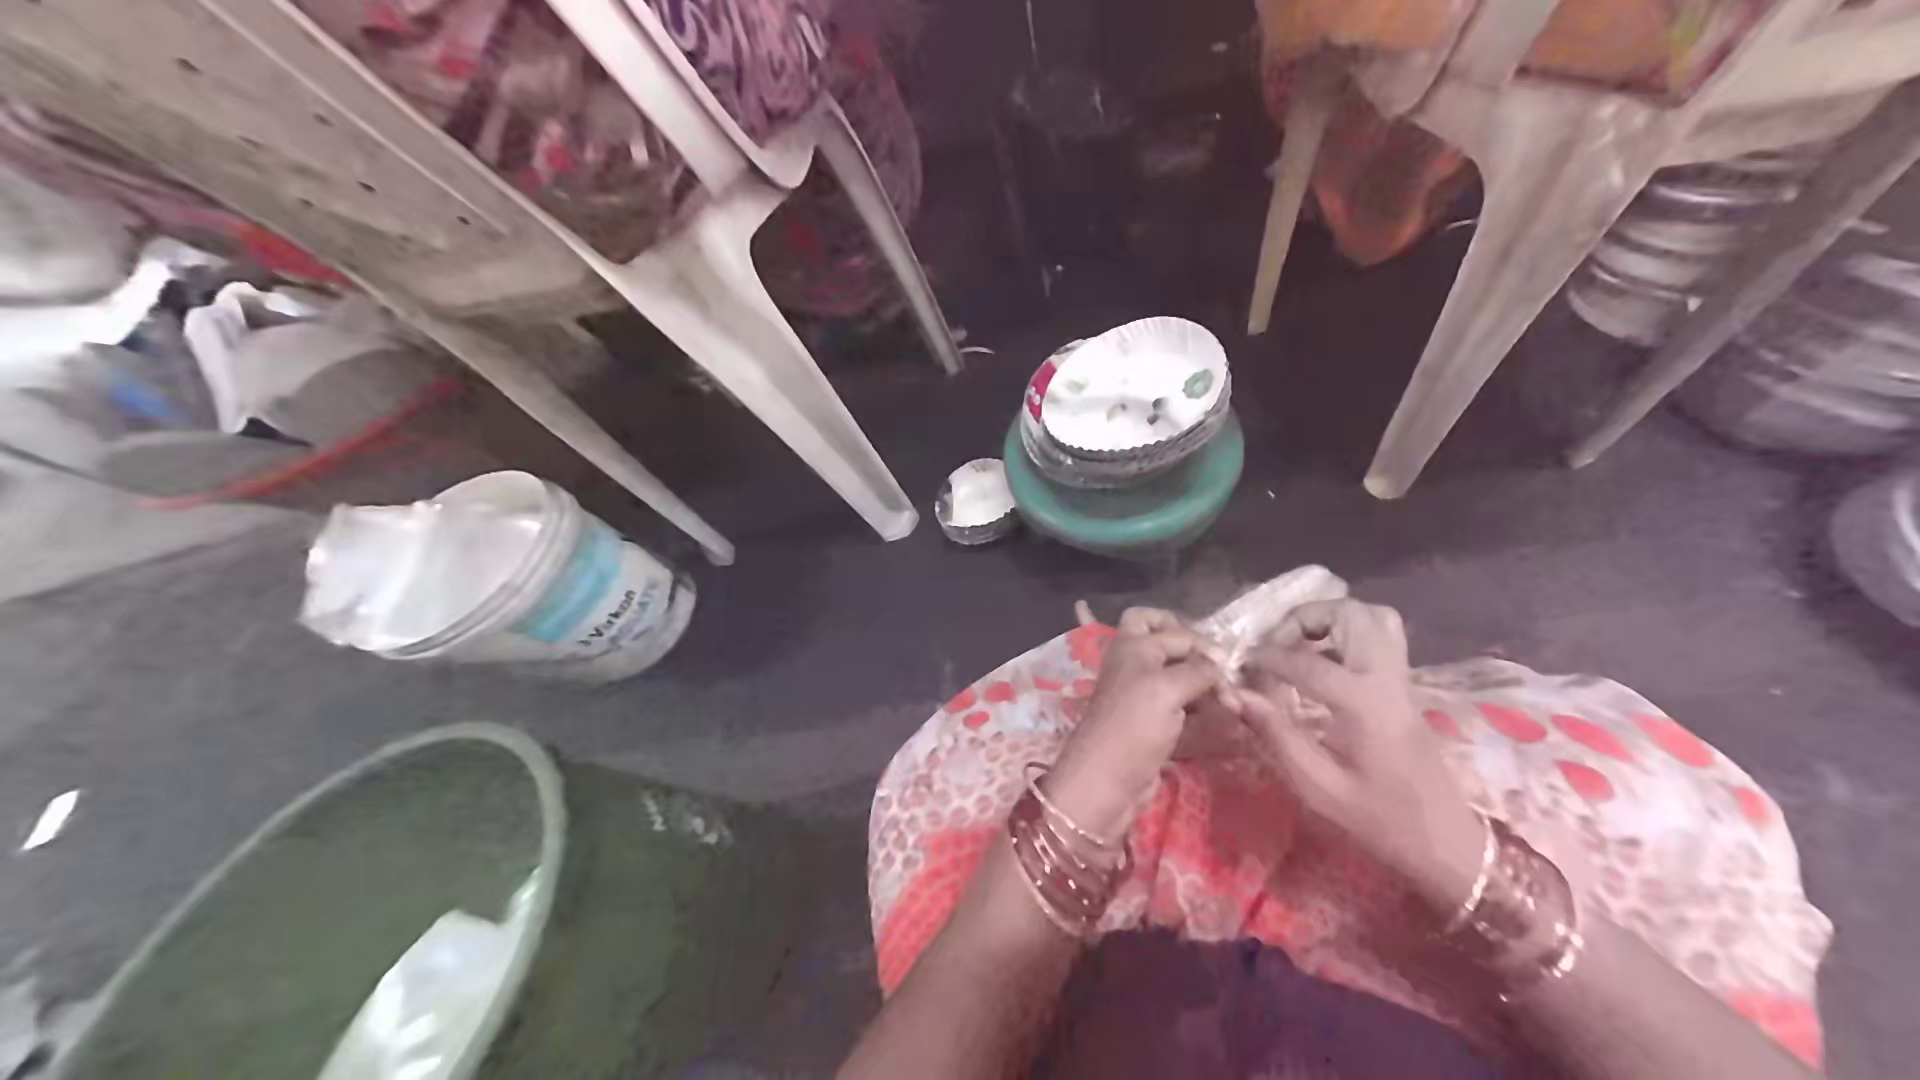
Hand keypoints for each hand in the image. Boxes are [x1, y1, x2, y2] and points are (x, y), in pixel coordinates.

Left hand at [1048, 607, 1220, 838]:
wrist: (1107, 777)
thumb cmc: (1135, 722)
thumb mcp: (1169, 687)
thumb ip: (1199, 669)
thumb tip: (1222, 664)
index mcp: (1132, 645)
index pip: (1171, 628)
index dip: (1202, 642)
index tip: (1230, 665)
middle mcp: (1134, 663)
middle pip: (1162, 639)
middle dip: (1192, 647)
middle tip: (1218, 665)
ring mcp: (1141, 693)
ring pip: (1174, 673)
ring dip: (1201, 681)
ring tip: (1228, 697)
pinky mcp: (1151, 721)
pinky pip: (1179, 704)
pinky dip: (1199, 707)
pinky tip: (1222, 716)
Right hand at [1232, 599, 1484, 910]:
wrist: (1446, 843)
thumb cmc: (1378, 819)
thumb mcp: (1317, 784)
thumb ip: (1274, 732)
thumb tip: (1231, 692)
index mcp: (1365, 705)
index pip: (1306, 661)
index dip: (1266, 658)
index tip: (1240, 668)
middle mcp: (1387, 679)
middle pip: (1351, 614)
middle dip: (1303, 618)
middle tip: (1276, 646)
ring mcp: (1402, 679)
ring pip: (1371, 615)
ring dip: (1327, 618)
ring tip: (1297, 646)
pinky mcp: (1405, 685)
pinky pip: (1380, 634)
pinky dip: (1345, 631)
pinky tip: (1320, 660)